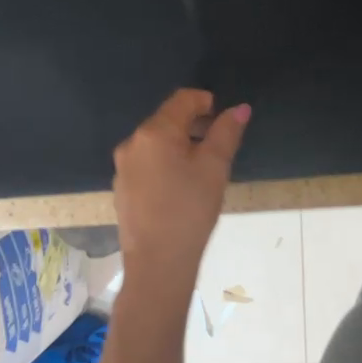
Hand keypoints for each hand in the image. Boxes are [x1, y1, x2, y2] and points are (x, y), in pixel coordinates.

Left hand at [112, 89, 251, 290]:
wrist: (158, 263)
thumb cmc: (190, 209)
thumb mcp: (215, 167)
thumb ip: (227, 132)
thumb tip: (239, 108)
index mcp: (154, 132)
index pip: (182, 99)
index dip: (206, 101)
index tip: (224, 118)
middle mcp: (132, 143)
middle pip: (167, 119)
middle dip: (194, 124)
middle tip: (219, 143)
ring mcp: (123, 167)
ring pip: (156, 142)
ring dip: (181, 143)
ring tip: (203, 167)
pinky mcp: (122, 187)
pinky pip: (147, 162)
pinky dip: (167, 162)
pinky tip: (182, 186)